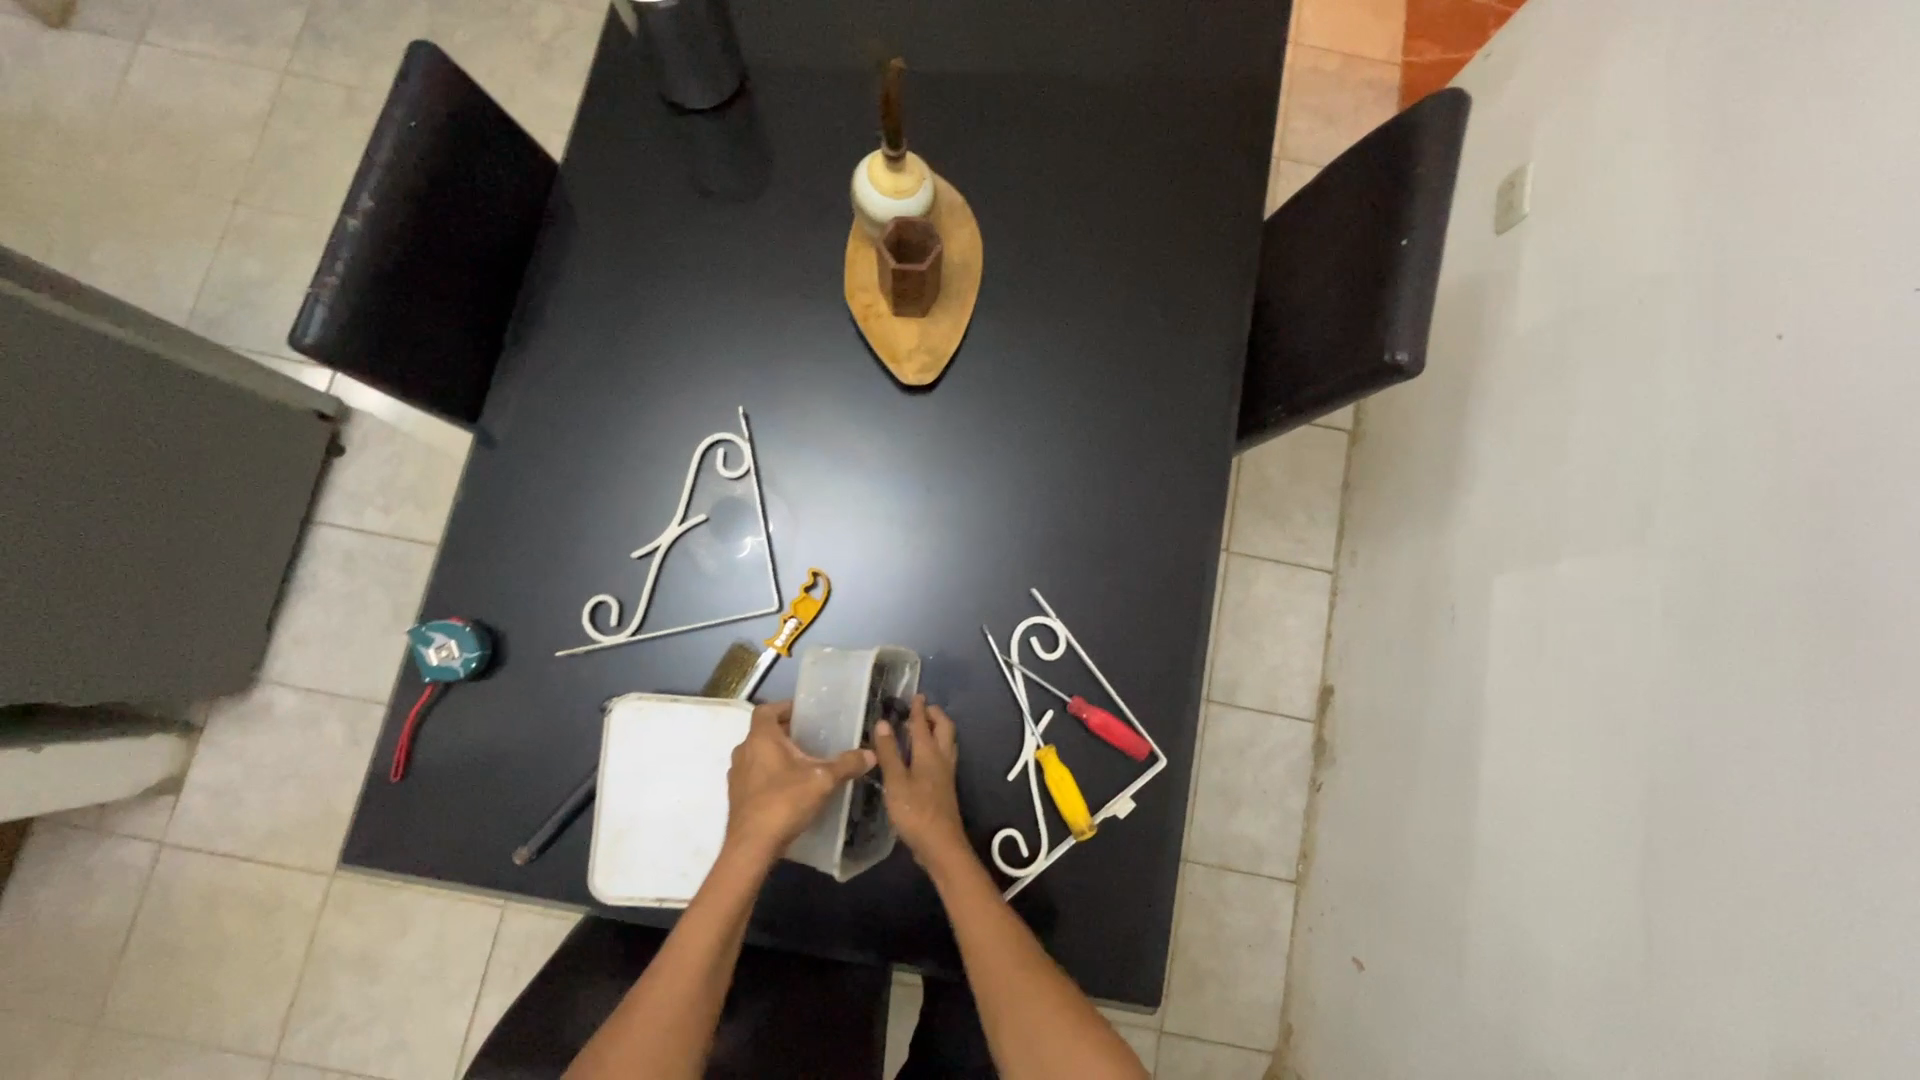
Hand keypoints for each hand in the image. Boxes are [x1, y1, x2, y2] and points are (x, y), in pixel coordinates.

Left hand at [725, 701, 874, 862]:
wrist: (752, 846)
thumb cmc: (784, 802)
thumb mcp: (823, 780)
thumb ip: (847, 764)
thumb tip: (871, 754)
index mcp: (761, 738)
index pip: (767, 710)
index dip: (784, 707)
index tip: (804, 713)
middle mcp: (744, 751)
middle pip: (764, 732)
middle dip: (786, 733)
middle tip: (811, 738)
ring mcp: (737, 775)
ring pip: (758, 755)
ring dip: (777, 755)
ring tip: (803, 763)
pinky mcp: (737, 796)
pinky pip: (755, 775)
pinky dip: (770, 774)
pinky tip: (790, 788)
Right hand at [873, 695, 969, 869]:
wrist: (941, 845)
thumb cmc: (915, 811)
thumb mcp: (896, 781)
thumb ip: (889, 753)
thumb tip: (882, 723)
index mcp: (930, 753)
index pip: (924, 724)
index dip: (919, 708)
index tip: (915, 695)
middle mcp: (942, 759)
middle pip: (944, 729)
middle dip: (934, 715)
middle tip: (921, 708)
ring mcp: (946, 774)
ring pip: (947, 743)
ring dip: (937, 730)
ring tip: (924, 727)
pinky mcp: (945, 788)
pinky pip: (943, 757)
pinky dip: (935, 747)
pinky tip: (924, 756)